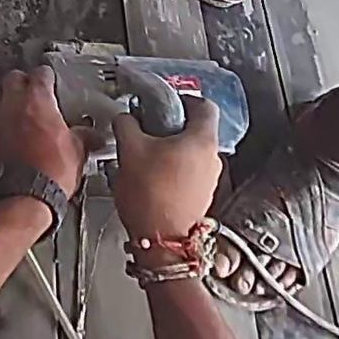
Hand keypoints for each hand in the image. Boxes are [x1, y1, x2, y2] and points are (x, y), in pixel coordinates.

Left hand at [0, 67, 95, 196]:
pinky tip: (13, 124)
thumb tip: (92, 136)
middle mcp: (14, 105)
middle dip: (23, 79)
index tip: (52, 79)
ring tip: (22, 103)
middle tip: (34, 87)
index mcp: (37, 100)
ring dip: (9, 94)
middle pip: (12, 77)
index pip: (40, 74)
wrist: (27, 194)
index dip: (47, 75)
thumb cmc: (50, 170)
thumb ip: (83, 136)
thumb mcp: (77, 149)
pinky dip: (3, 115)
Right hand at [113, 97, 221, 262]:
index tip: (166, 101)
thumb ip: (126, 125)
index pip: (203, 104)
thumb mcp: (129, 149)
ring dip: (171, 149)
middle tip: (148, 128)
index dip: (183, 98)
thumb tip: (125, 118)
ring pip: (192, 152)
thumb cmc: (150, 194)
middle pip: (196, 129)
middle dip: (171, 126)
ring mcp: (210, 179)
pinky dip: (173, 168)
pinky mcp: (201, 196)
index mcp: (202, 140)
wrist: (160, 239)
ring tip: (145, 154)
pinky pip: (189, 172)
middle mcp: (213, 158)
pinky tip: (152, 175)